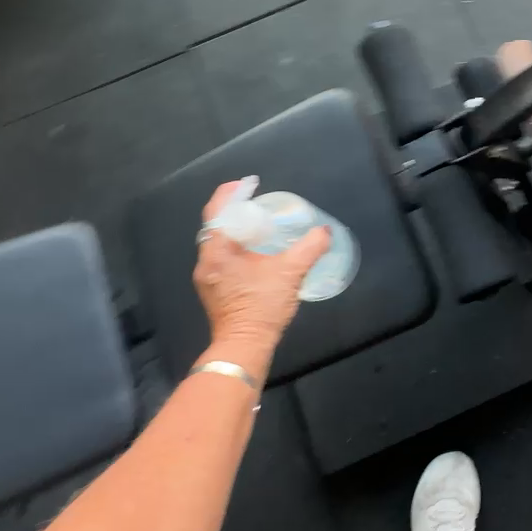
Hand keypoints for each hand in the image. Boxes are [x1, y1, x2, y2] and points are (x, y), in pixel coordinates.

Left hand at [193, 181, 330, 377]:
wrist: (244, 347)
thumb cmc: (262, 306)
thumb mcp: (291, 272)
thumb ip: (310, 247)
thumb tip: (324, 231)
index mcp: (218, 250)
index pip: (218, 210)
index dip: (232, 192)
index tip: (250, 183)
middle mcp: (206, 260)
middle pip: (216, 224)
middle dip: (235, 208)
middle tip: (257, 201)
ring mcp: (207, 277)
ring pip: (218, 241)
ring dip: (235, 228)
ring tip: (259, 223)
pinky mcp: (213, 290)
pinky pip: (221, 256)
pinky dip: (235, 245)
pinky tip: (254, 250)